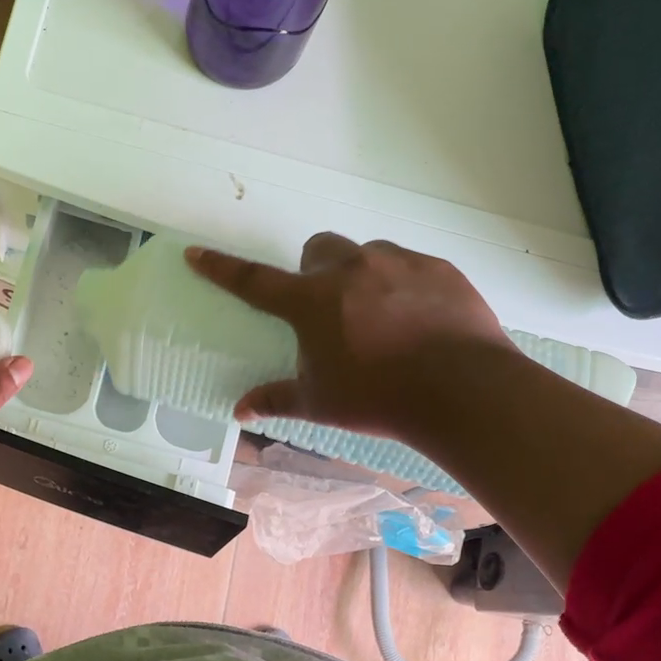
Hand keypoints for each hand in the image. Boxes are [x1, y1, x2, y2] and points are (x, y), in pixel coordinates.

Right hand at [189, 233, 519, 439]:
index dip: (222, 268)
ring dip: (359, 277)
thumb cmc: (378, 398)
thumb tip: (240, 410)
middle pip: (317, 249)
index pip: (255, 281)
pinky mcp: (438, 268)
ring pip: (365, 255)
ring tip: (377, 320)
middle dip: (313, 271)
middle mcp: (351, 269)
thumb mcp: (320, 403)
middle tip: (325, 310)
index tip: (197, 253)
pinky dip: (400, 287)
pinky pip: (408, 266)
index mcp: (312, 302)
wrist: (462, 389)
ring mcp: (399, 263)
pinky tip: (414, 323)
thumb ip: (277, 398)